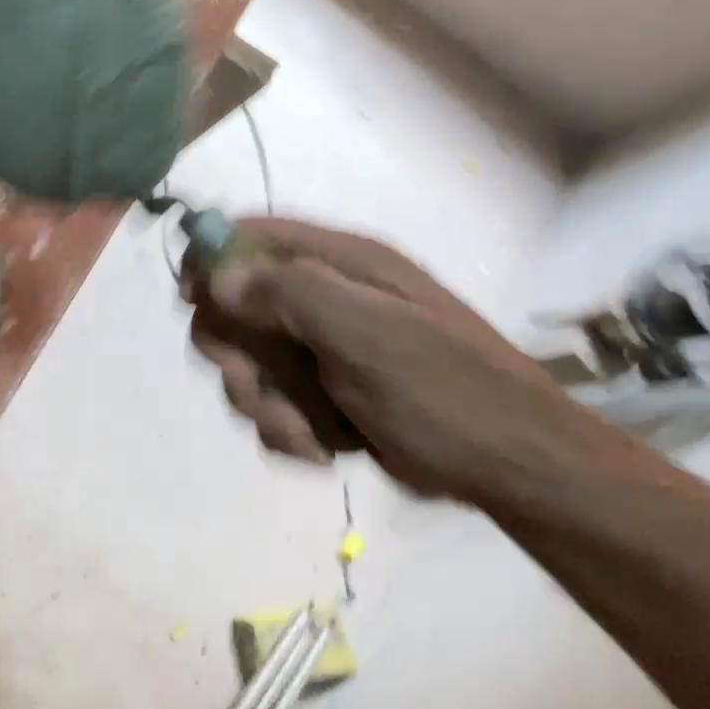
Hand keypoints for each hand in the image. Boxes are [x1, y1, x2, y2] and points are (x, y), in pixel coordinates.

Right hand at [185, 218, 607, 503]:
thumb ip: (290, 294)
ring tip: (305, 431)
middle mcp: (326, 298)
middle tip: (257, 386)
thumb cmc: (449, 393)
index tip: (194, 303)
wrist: (514, 472)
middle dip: (233, 356)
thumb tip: (217, 276)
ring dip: (262, 404)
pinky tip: (321, 447)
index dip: (209, 261)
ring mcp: (322, 348)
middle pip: (230, 308)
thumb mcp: (369, 334)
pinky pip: (268, 403)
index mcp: (343, 265)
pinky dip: (284, 430)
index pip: (248, 236)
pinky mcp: (321, 393)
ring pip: (243, 365)